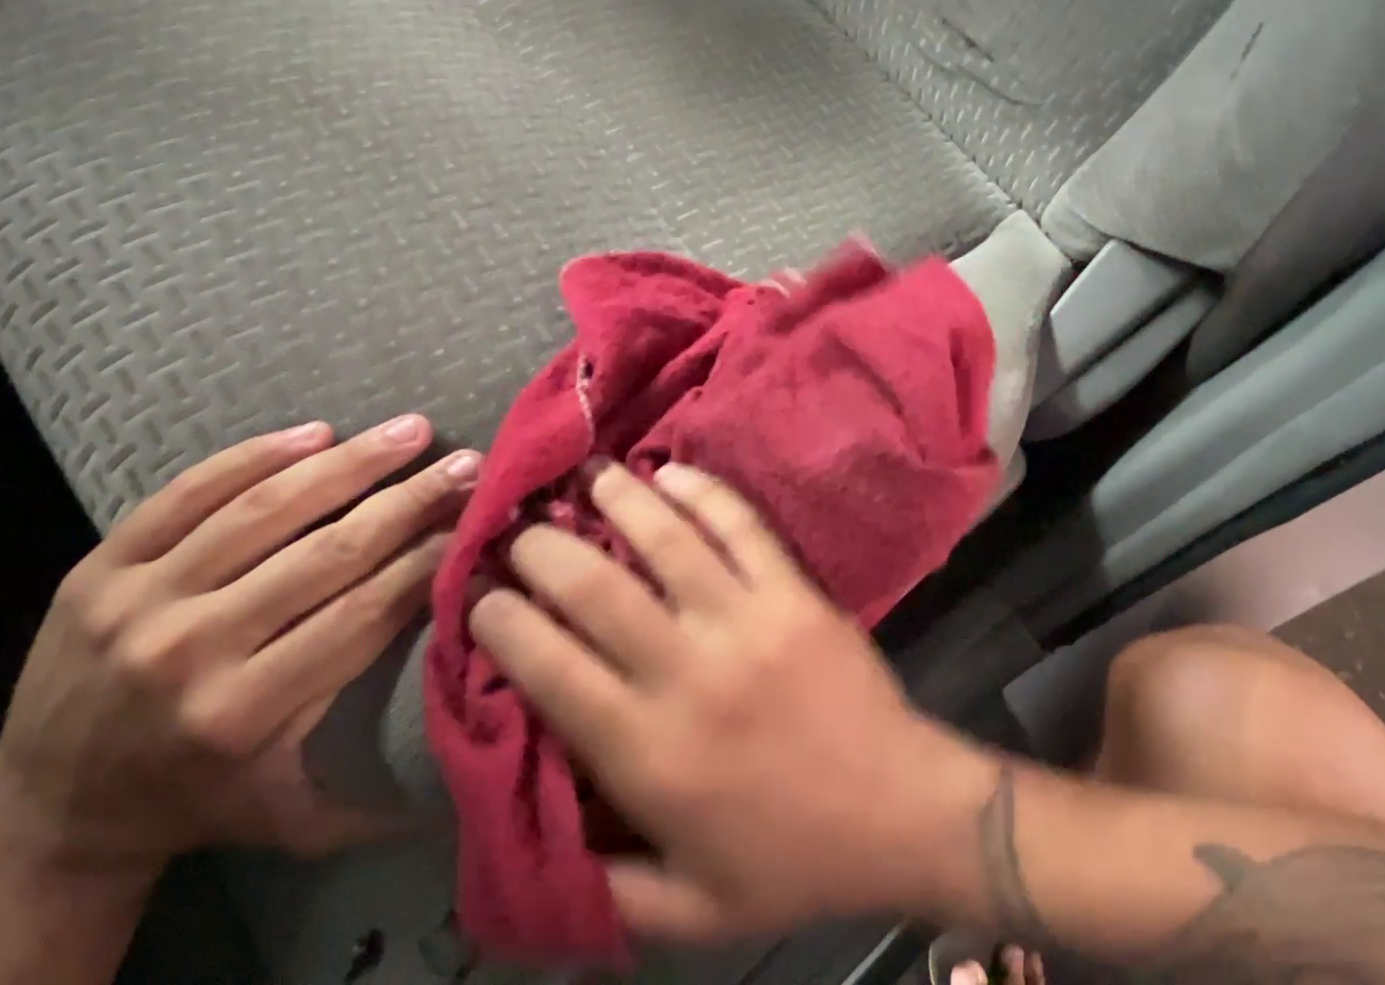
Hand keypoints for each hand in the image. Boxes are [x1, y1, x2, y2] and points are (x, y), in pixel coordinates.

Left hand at [0, 415, 478, 878]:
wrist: (50, 814)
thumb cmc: (200, 806)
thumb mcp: (296, 812)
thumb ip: (380, 782)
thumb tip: (467, 723)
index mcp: (246, 712)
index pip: (364, 612)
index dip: (428, 560)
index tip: (476, 522)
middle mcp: (193, 649)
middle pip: (328, 553)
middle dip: (410, 502)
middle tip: (465, 464)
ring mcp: (139, 600)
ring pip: (264, 510)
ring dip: (349, 464)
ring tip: (408, 430)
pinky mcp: (97, 569)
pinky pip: (185, 495)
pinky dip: (254, 457)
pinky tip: (315, 433)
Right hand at [469, 463, 996, 940]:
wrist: (905, 817)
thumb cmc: (792, 864)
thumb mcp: (687, 910)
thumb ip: (601, 886)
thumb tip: (529, 835)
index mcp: (647, 752)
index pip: (547, 666)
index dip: (499, 621)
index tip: (479, 597)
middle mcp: (688, 673)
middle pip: (593, 588)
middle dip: (540, 548)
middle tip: (521, 532)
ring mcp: (748, 623)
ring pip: (666, 540)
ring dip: (616, 498)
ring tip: (586, 476)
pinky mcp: (797, 596)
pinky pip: (744, 527)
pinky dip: (704, 491)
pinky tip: (672, 472)